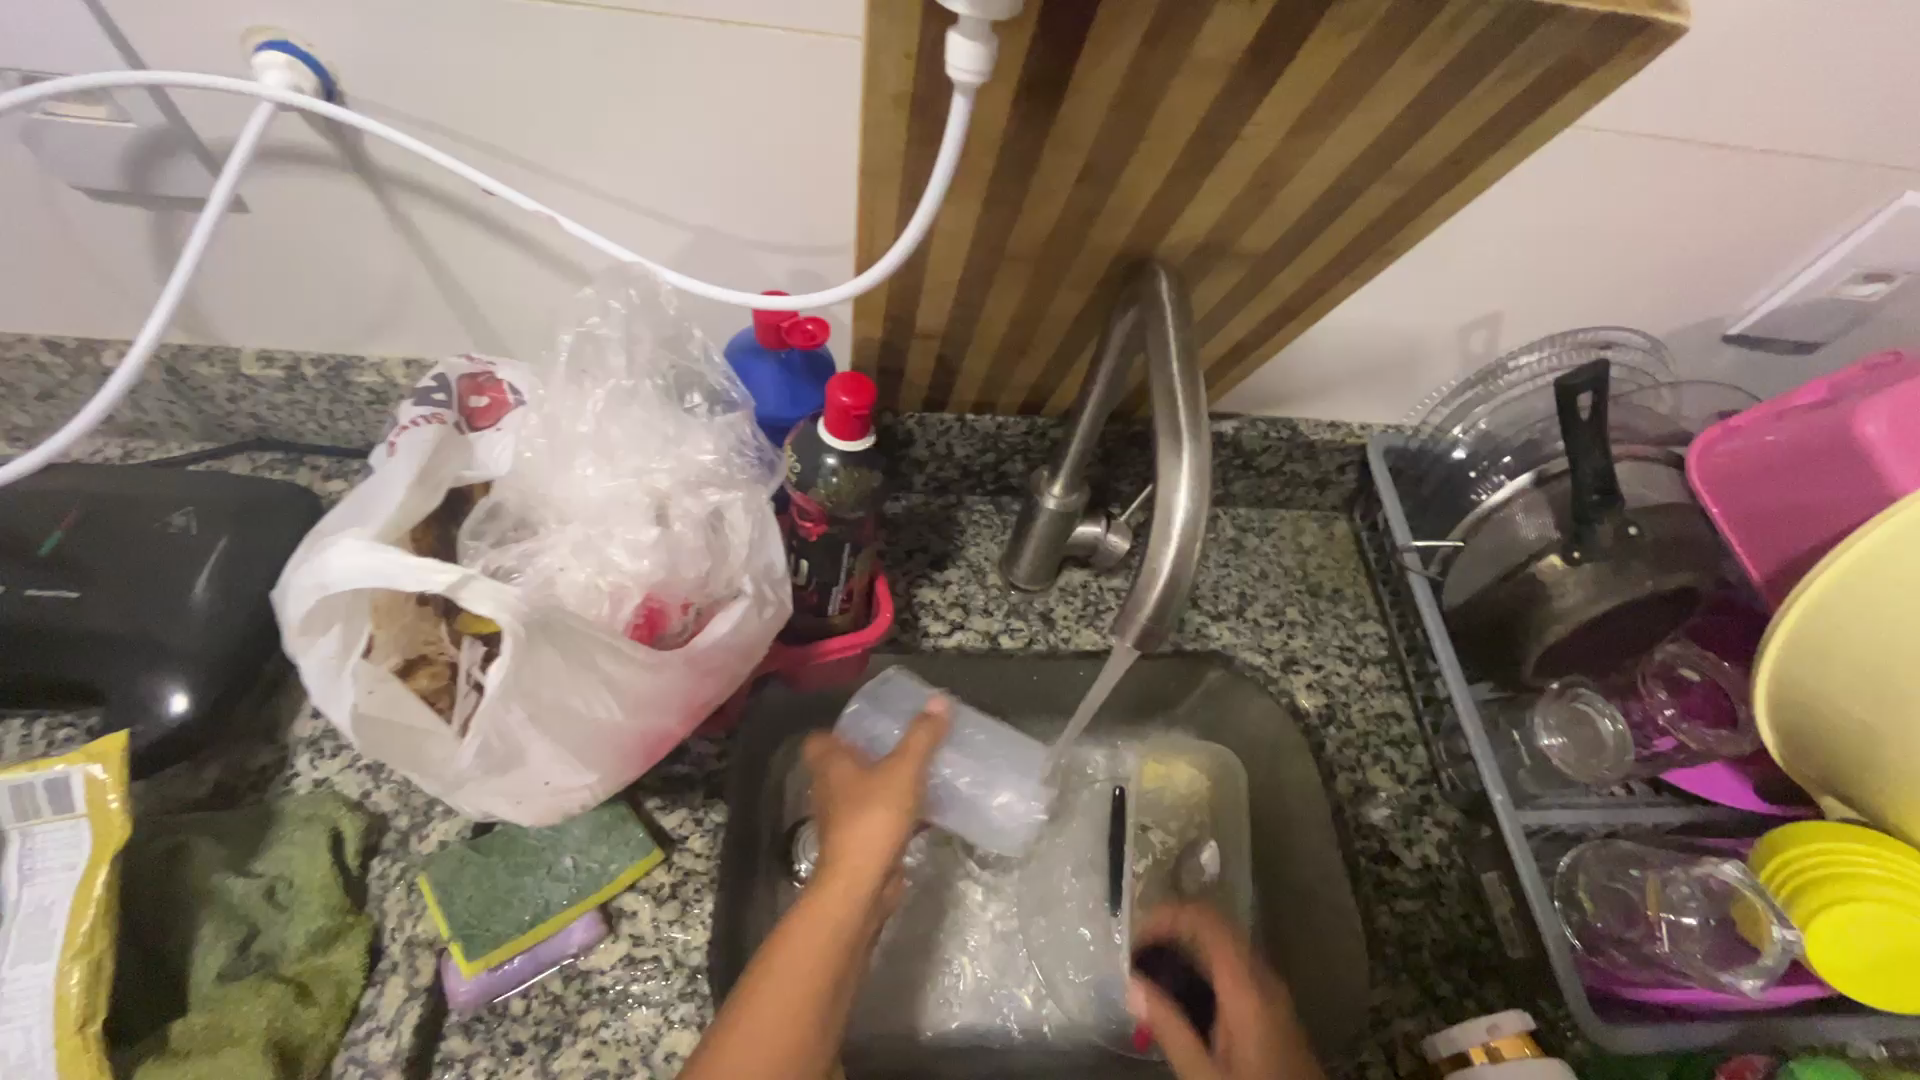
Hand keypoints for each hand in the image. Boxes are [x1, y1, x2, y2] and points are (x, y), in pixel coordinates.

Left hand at [802, 697, 950, 903]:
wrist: (861, 883)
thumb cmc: (873, 817)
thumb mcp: (904, 769)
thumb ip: (922, 736)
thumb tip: (939, 699)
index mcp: (829, 765)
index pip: (819, 739)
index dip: (838, 731)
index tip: (867, 726)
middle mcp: (828, 789)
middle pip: (841, 765)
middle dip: (867, 756)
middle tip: (899, 745)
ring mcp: (840, 820)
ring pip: (860, 793)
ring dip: (882, 786)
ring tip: (916, 774)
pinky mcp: (857, 844)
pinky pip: (876, 819)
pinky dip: (894, 814)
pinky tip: (923, 811)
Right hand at [1128, 902, 1324, 1079]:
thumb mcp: (1205, 1076)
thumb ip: (1169, 1028)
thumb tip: (1132, 985)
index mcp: (1247, 987)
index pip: (1205, 919)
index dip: (1166, 916)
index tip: (1132, 940)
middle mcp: (1263, 978)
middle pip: (1212, 929)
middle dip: (1169, 934)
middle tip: (1134, 959)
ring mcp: (1272, 994)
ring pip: (1222, 949)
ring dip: (1183, 952)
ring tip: (1148, 978)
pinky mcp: (1273, 1011)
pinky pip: (1231, 970)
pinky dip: (1200, 970)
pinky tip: (1179, 1000)